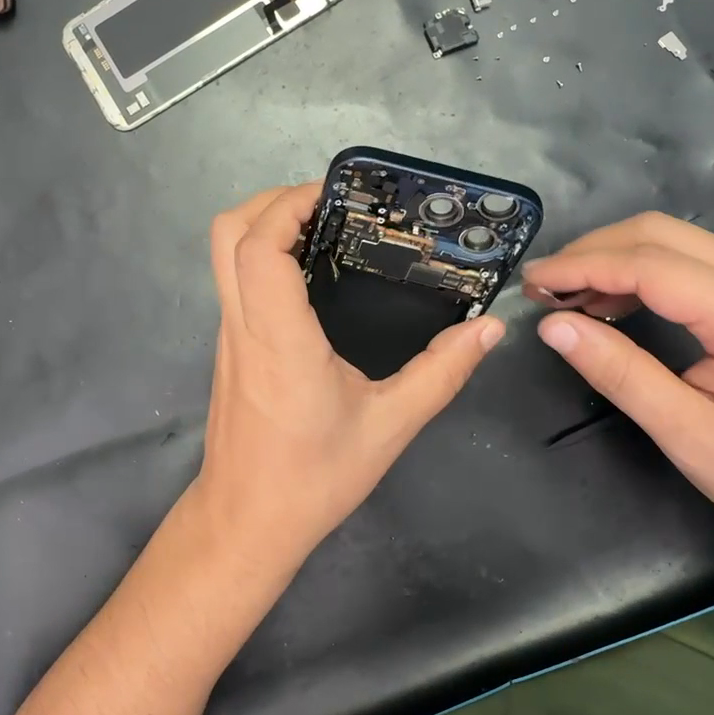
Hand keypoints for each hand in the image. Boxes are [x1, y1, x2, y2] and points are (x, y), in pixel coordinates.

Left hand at [196, 184, 505, 557]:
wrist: (246, 521)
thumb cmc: (313, 478)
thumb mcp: (390, 426)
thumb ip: (442, 372)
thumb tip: (489, 329)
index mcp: (278, 338)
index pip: (259, 248)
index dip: (288, 205)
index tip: (334, 193)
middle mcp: (243, 324)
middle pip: (226, 232)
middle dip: (271, 200)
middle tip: (328, 203)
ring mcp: (228, 333)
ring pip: (224, 254)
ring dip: (265, 224)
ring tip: (325, 227)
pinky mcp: (229, 345)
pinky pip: (235, 279)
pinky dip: (263, 254)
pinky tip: (312, 272)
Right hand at [521, 212, 713, 566]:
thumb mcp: (691, 436)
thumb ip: (620, 373)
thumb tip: (553, 325)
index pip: (650, 265)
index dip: (582, 267)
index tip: (530, 282)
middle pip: (662, 234)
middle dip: (593, 252)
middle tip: (545, 289)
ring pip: (679, 240)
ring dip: (617, 258)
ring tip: (572, 298)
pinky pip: (699, 260)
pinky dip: (648, 271)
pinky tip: (620, 304)